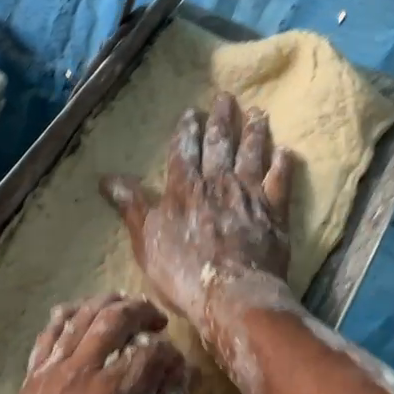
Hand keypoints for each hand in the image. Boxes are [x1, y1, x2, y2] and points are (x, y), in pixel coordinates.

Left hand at [0, 295, 189, 393]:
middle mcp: (85, 373)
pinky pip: (48, 333)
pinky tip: (78, 312)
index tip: (178, 364)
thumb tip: (179, 376)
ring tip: (122, 304)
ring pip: (80, 317)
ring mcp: (53, 372)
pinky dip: (66, 315)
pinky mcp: (32, 379)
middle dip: (141, 311)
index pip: (154, 353)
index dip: (171, 354)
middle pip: (115, 318)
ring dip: (105, 303)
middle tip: (156, 318)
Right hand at [101, 92, 293, 356]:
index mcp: (184, 187)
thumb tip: (106, 178)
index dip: (187, 130)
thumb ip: (131, 205)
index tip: (192, 111)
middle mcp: (217, 183)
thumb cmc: (182, 270)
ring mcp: (248, 196)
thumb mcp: (146, 238)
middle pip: (220, 144)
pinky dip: (283, 166)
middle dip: (222, 119)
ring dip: (254, 133)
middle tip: (227, 97)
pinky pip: (280, 182)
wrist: (233, 295)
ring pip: (252, 155)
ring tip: (259, 113)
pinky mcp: (274, 213)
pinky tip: (287, 152)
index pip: (184, 150)